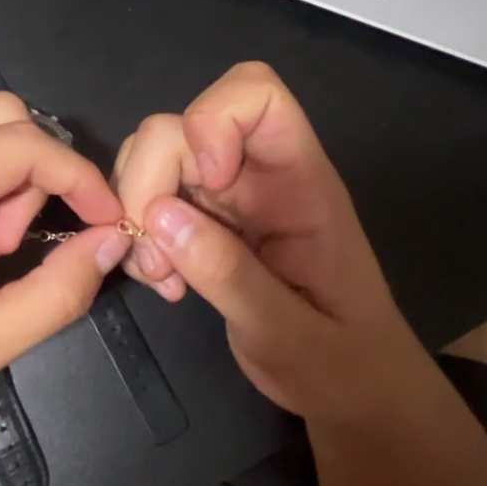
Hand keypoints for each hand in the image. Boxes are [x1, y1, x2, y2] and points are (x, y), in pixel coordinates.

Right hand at [112, 62, 433, 423]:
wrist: (350, 389)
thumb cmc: (342, 364)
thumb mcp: (291, 335)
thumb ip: (229, 275)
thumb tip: (157, 215)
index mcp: (300, 182)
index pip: (258, 95)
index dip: (214, 119)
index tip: (205, 184)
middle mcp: (256, 175)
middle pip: (183, 125)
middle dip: (148, 180)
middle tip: (154, 258)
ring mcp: (225, 195)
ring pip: (155, 156)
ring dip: (136, 209)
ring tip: (159, 275)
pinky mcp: (201, 219)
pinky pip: (149, 197)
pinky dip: (138, 232)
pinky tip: (161, 279)